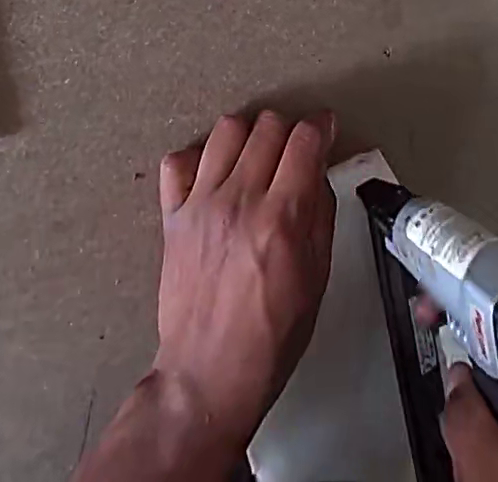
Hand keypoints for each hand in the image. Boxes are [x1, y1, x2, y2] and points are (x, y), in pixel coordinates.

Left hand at [155, 110, 337, 450]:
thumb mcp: (318, 270)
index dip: (321, 125)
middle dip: (290, 129)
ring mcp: (202, 206)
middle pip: (268, 125)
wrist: (210, 371)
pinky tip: (216, 173)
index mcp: (282, 216)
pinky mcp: (173, 218)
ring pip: (227, 129)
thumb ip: (320, 210)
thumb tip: (317, 171)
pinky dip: (199, 157)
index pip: (305, 137)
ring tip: (258, 154)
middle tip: (295, 149)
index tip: (324, 128)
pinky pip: (178, 162)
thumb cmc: (271, 331)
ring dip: (250, 134)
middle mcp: (240, 201)